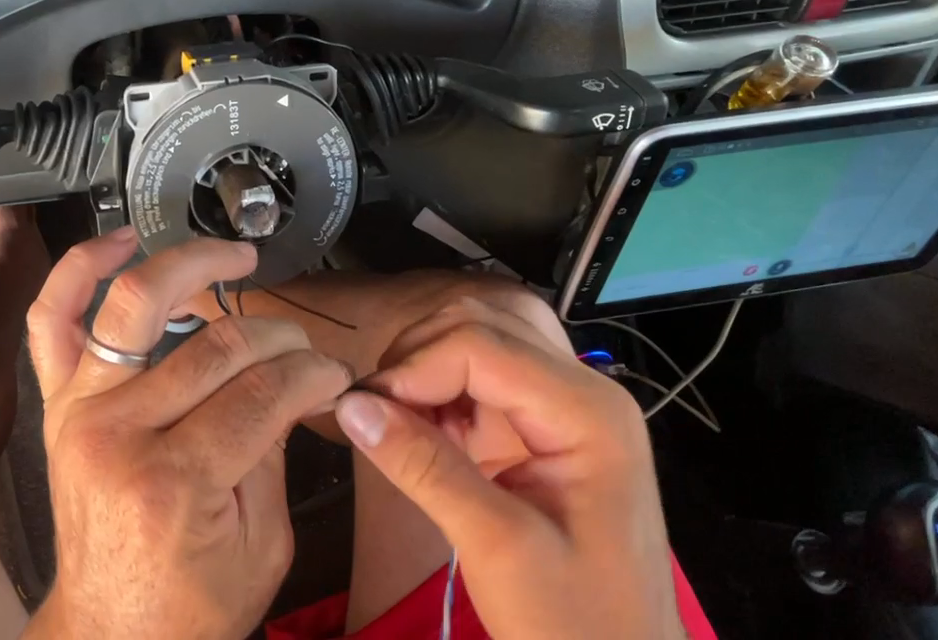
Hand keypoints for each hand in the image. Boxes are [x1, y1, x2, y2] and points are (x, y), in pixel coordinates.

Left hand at [22, 230, 353, 639]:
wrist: (109, 631)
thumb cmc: (186, 605)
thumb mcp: (262, 545)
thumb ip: (274, 450)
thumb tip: (294, 377)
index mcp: (175, 483)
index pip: (260, 394)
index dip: (309, 374)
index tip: (329, 373)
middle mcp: (119, 434)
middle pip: (214, 347)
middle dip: (275, 336)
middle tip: (299, 345)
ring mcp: (80, 408)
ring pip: (136, 305)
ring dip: (191, 265)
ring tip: (231, 255)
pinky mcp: (58, 400)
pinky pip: (53, 317)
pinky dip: (82, 269)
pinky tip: (121, 242)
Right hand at [334, 298, 683, 639]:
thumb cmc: (575, 626)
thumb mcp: (497, 548)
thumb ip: (425, 466)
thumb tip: (350, 405)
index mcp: (588, 411)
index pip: (480, 343)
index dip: (414, 367)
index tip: (366, 412)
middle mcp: (580, 389)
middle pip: (477, 327)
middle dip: (416, 360)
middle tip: (375, 415)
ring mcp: (563, 403)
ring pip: (473, 342)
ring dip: (424, 374)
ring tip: (397, 427)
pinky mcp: (541, 423)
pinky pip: (478, 378)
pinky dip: (438, 395)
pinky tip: (423, 435)